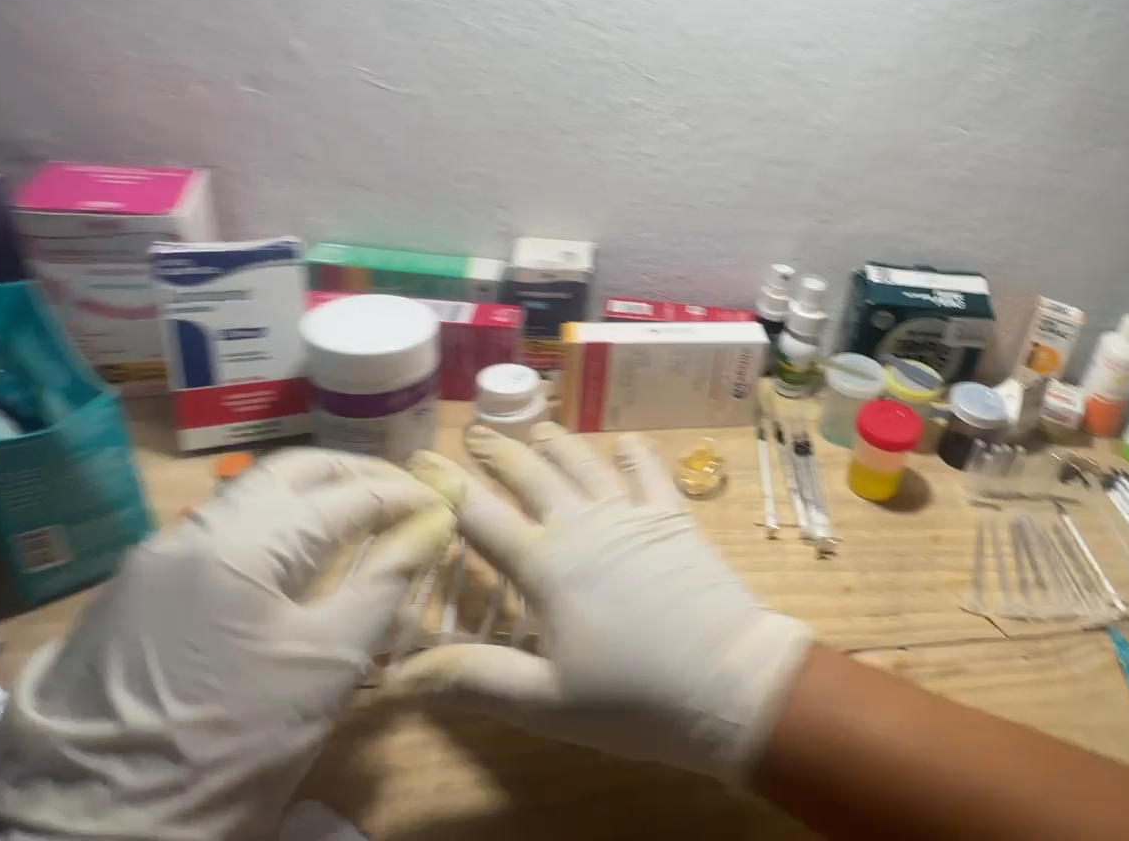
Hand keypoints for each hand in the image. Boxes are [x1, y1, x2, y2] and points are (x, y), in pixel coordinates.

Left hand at [0, 450, 454, 840]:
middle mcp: (190, 534)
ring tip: (362, 523)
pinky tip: (300, 559)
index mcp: (241, 548)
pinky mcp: (134, 591)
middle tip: (405, 498)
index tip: (446, 507)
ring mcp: (152, 560)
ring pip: (250, 495)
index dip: (407, 496)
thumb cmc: (235, 739)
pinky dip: (275, 525)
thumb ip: (389, 576)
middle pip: (291, 471)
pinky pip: (219, 530)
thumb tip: (434, 521)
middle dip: (358, 476)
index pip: (349, 495)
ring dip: (314, 497)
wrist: (93, 831)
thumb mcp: (332, 659)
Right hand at [388, 423, 812, 780]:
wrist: (726, 674)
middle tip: (476, 432)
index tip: (420, 462)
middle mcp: (588, 528)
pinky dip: (636, 455)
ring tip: (540, 427)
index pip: (483, 519)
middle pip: (535, 479)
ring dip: (562, 446)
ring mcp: (636, 518)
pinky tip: (626, 440)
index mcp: (548, 568)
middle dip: (502, 454)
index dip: (448, 490)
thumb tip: (402, 674)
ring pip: (589, 468)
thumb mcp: (544, 701)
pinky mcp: (676, 520)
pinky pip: (652, 475)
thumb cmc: (632, 696)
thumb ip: (475, 677)